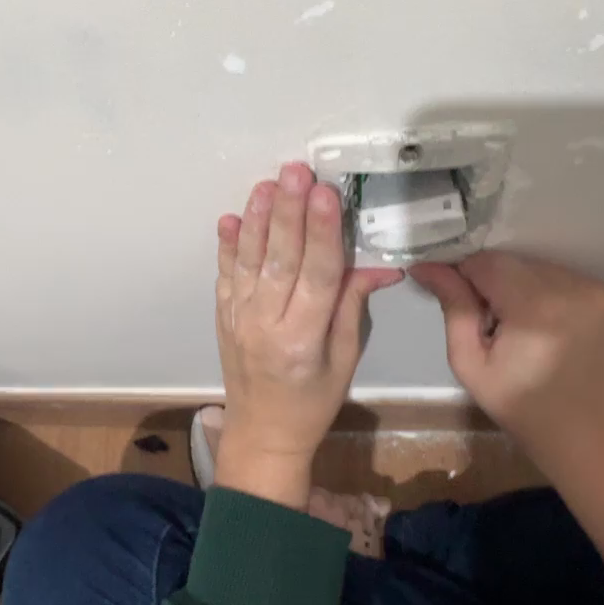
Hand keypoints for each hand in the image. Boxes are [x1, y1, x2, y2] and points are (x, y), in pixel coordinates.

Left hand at [214, 163, 402, 507]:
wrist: (262, 433)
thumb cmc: (312, 402)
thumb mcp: (344, 361)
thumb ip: (352, 308)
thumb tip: (379, 265)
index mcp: (300, 340)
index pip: (314, 276)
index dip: (321, 232)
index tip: (325, 193)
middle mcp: (264, 325)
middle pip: (279, 260)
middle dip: (289, 212)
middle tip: (296, 171)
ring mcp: (238, 319)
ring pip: (248, 262)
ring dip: (258, 220)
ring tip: (267, 184)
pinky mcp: (224, 317)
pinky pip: (225, 277)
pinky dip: (227, 247)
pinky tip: (230, 219)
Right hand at [410, 253, 603, 459]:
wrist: (592, 437)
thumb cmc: (522, 407)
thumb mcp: (471, 365)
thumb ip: (454, 309)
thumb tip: (428, 267)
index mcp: (535, 308)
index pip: (487, 262)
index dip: (468, 278)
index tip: (467, 306)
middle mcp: (576, 290)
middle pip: (519, 263)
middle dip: (499, 285)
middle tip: (498, 325)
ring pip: (547, 270)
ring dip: (530, 289)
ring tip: (532, 330)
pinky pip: (576, 282)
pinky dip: (560, 297)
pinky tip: (561, 330)